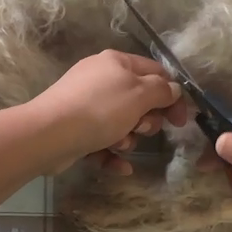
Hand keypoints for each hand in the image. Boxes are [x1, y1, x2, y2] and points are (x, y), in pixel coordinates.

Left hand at [24, 51, 192, 173]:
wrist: (51, 134)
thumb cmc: (100, 109)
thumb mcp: (139, 94)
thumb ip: (162, 90)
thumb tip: (173, 88)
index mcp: (117, 63)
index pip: (156, 73)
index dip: (172, 96)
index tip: (181, 121)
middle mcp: (100, 80)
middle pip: (138, 101)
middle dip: (146, 121)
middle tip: (141, 128)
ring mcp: (85, 106)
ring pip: (120, 125)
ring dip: (127, 139)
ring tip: (118, 144)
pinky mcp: (75, 130)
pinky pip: (102, 143)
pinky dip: (112, 155)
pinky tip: (121, 168)